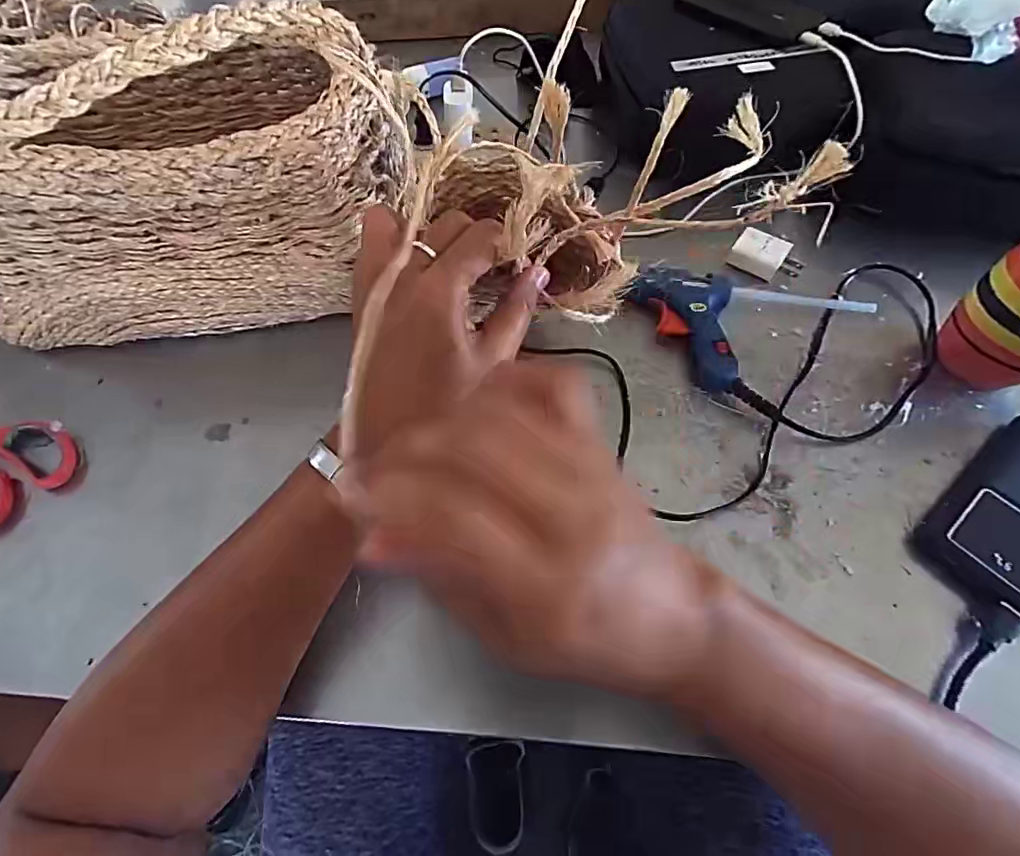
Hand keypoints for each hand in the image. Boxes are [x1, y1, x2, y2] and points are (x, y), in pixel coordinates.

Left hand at [345, 206, 544, 461]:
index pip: (480, 235)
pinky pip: (371, 242)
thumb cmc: (445, 408)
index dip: (505, 243)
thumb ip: (516, 309)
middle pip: (446, 222)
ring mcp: (374, 280)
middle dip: (474, 236)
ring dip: (432, 231)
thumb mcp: (492, 361)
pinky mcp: (359, 291)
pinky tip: (416, 261)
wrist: (384, 438)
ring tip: (451, 260)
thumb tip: (536, 272)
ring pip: (402, 221)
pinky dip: (393, 237)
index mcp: (439, 290)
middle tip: (490, 266)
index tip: (514, 262)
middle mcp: (402, 275)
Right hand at [349, 362, 721, 699]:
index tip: (351, 493)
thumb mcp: (503, 632)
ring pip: (503, 412)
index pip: (454, 516)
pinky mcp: (603, 441)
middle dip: (406, 452)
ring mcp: (594, 468)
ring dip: (442, 419)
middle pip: (474, 449)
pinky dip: (508, 379)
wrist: (669, 613)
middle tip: (373, 466)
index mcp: (549, 583)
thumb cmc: (581, 639)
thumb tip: (372, 536)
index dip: (392, 498)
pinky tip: (477, 400)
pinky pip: (554, 383)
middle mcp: (575, 514)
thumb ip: (441, 575)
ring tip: (413, 441)